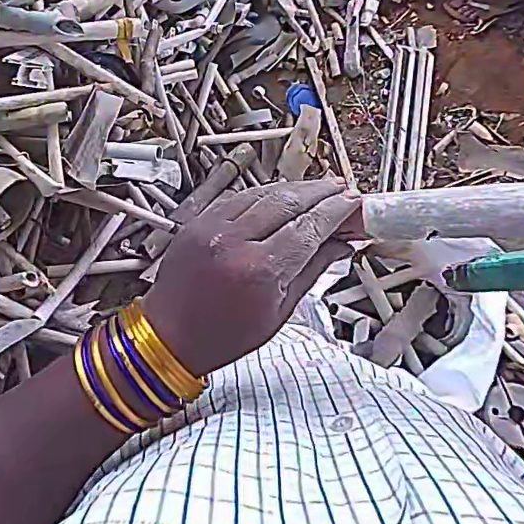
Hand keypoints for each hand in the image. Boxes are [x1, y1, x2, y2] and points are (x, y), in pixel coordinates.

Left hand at [142, 179, 360, 376]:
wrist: (168, 334)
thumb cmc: (221, 334)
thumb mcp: (278, 313)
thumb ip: (311, 271)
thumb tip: (341, 244)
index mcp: (259, 270)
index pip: (309, 227)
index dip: (337, 211)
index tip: (355, 203)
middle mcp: (233, 241)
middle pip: (287, 202)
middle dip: (320, 192)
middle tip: (343, 190)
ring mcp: (211, 227)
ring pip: (261, 193)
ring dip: (294, 188)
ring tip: (318, 189)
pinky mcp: (197, 222)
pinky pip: (236, 197)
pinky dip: (263, 193)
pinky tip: (280, 195)